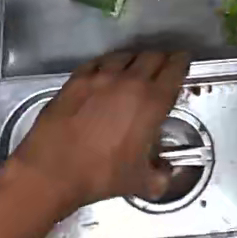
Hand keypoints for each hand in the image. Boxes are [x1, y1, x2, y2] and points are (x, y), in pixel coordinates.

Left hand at [5, 50, 191, 217]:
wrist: (52, 171)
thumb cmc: (101, 175)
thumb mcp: (140, 181)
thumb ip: (161, 176)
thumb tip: (167, 175)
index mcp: (152, 102)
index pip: (175, 70)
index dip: (182, 62)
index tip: (184, 61)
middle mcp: (130, 82)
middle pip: (152, 57)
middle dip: (161, 58)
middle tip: (163, 65)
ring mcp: (101, 77)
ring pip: (125, 55)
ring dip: (135, 59)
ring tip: (134, 67)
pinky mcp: (76, 79)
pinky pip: (98, 62)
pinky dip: (107, 64)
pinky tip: (105, 72)